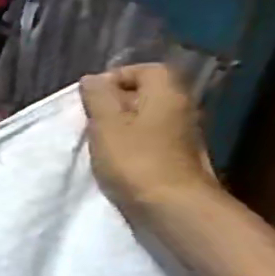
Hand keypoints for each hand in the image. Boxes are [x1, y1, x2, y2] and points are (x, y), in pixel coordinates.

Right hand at [78, 64, 218, 212]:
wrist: (173, 206)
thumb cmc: (135, 159)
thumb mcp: (106, 123)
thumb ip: (98, 96)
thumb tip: (93, 79)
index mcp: (167, 94)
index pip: (146, 69)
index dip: (117, 76)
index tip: (93, 96)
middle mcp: (181, 108)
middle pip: (147, 92)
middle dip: (116, 101)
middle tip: (91, 117)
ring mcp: (183, 134)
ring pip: (147, 115)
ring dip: (122, 122)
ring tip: (99, 138)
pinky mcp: (178, 156)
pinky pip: (151, 136)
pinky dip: (132, 140)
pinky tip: (116, 155)